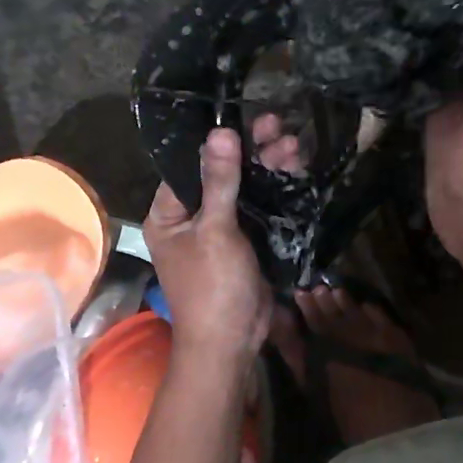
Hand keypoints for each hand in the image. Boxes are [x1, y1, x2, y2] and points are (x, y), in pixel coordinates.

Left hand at [144, 128, 271, 369]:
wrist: (232, 342)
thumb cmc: (212, 286)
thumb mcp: (214, 231)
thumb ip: (220, 182)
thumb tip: (220, 133)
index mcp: (168, 213)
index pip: (190, 165)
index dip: (218, 142)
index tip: (244, 119)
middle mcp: (190, 217)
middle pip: (221, 173)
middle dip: (250, 151)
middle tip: (277, 126)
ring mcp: (219, 229)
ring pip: (243, 188)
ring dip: (266, 167)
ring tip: (292, 144)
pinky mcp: (244, 240)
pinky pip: (258, 206)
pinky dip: (274, 189)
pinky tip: (294, 167)